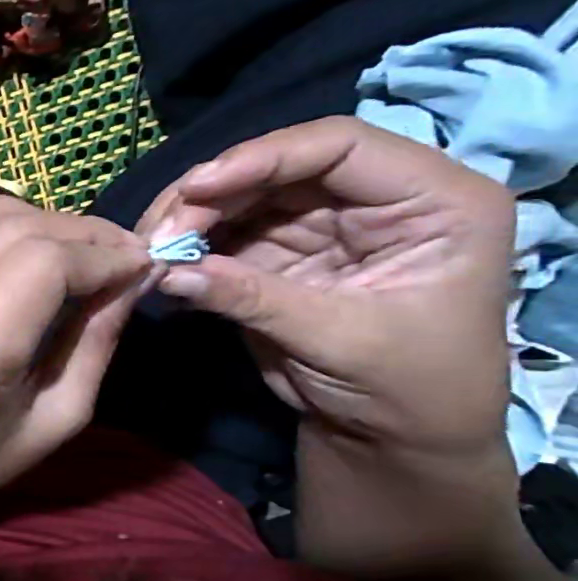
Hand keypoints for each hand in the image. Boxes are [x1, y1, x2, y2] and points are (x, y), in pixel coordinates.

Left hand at [0, 189, 152, 508]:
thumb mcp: (60, 415)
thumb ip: (97, 338)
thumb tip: (137, 270)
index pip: (39, 265)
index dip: (100, 254)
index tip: (139, 266)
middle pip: (9, 231)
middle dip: (80, 233)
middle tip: (118, 255)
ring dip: (33, 214)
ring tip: (70, 246)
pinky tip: (5, 230)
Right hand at [136, 116, 513, 458]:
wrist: (388, 433)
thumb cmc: (406, 386)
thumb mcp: (337, 339)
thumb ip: (253, 298)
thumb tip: (166, 272)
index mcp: (431, 203)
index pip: (339, 147)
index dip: (262, 157)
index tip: (197, 190)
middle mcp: (370, 199)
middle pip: (270, 167)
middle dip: (205, 196)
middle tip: (156, 238)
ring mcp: (315, 222)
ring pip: (232, 194)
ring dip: (182, 220)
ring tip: (148, 255)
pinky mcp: (270, 248)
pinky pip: (214, 230)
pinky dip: (180, 246)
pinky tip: (157, 268)